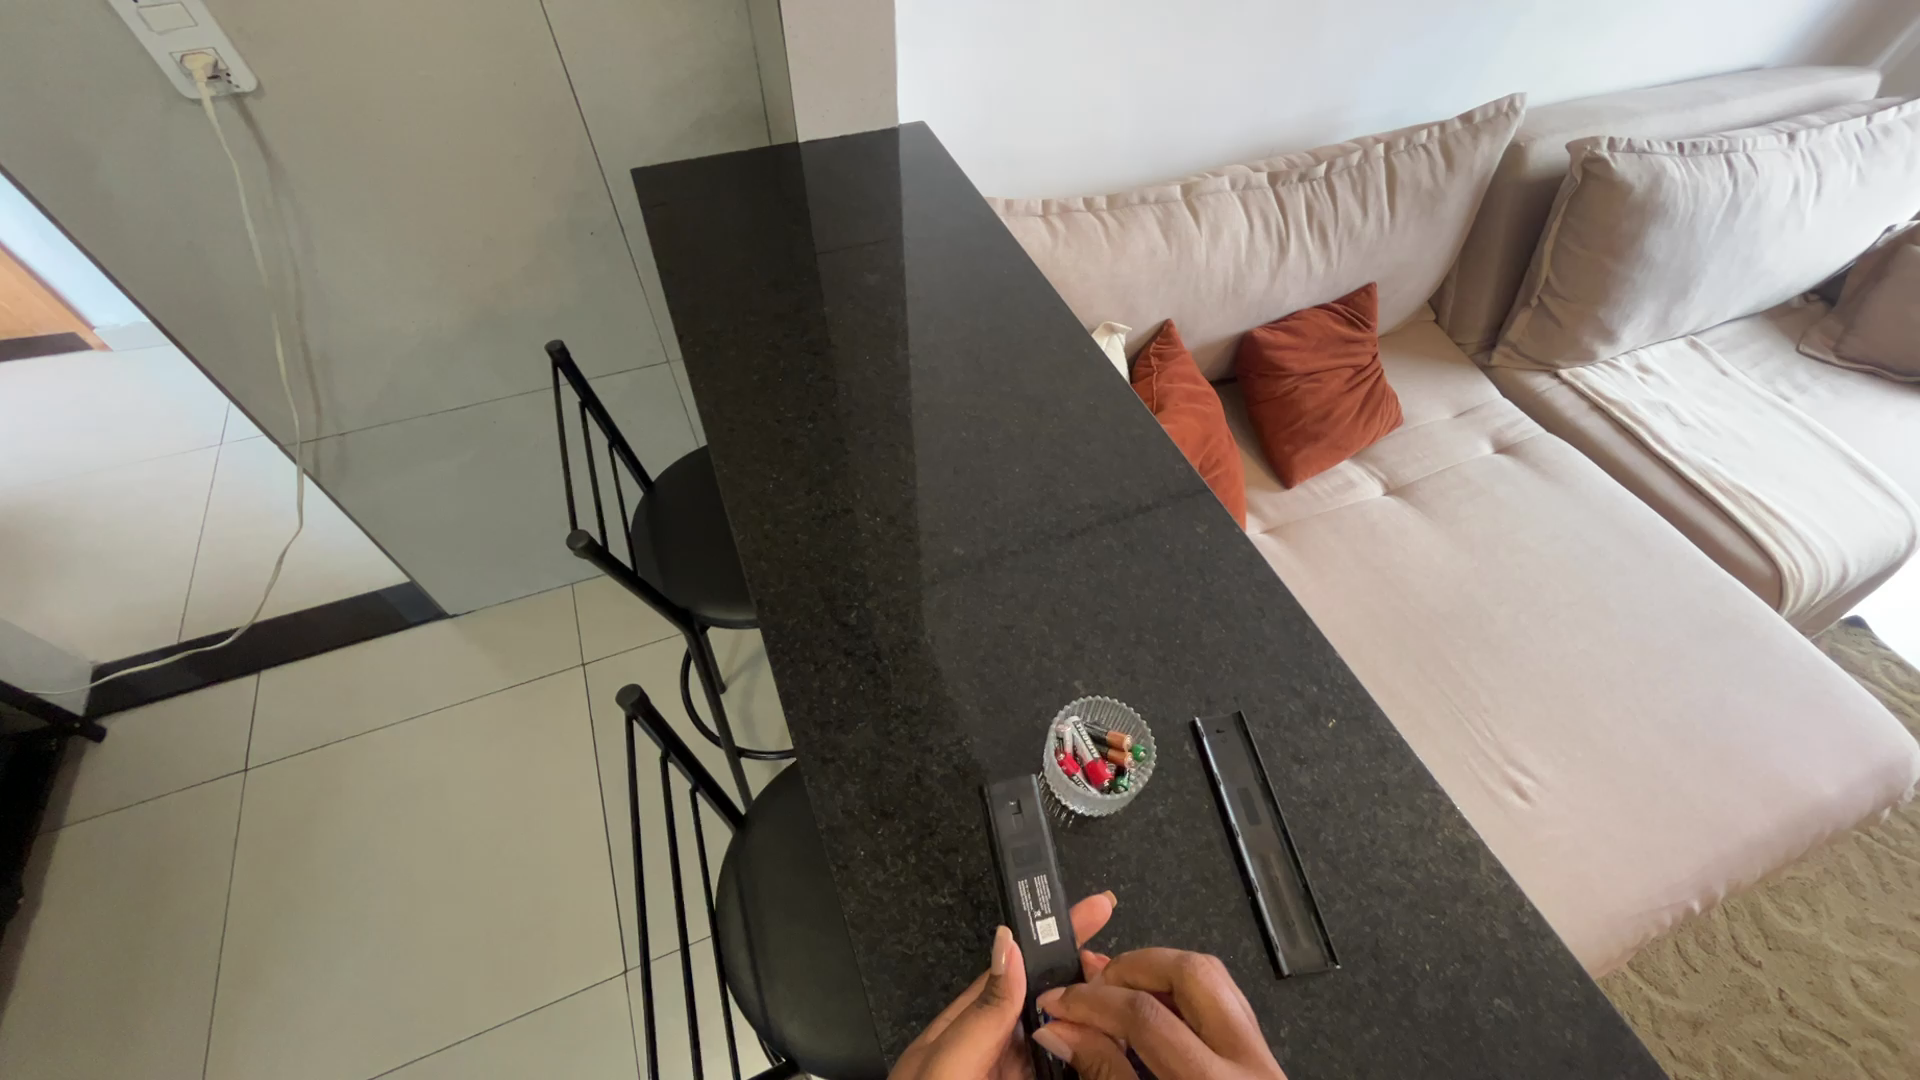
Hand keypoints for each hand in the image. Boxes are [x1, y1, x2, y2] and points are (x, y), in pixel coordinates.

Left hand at [888, 891, 1116, 1079]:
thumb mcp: (947, 1067)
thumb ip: (982, 1012)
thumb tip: (1009, 942)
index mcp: (971, 1027)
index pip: (1021, 968)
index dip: (1058, 936)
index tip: (1097, 908)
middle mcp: (998, 1053)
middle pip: (1053, 1008)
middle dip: (1090, 986)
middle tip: (1130, 974)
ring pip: (1067, 1049)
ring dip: (1097, 1033)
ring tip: (1131, 1016)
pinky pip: (1066, 1076)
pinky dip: (1090, 1067)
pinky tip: (1115, 1059)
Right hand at [1031, 948, 1287, 1079]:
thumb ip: (1104, 1074)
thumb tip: (1061, 1029)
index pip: (1145, 1016)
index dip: (1090, 1002)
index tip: (1055, 1003)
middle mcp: (1249, 1067)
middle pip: (1189, 974)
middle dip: (1130, 967)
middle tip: (1091, 984)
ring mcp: (1263, 1061)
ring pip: (1211, 976)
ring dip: (1157, 971)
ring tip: (1117, 990)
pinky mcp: (1263, 1060)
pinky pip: (1222, 1000)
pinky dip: (1180, 992)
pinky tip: (1153, 1007)